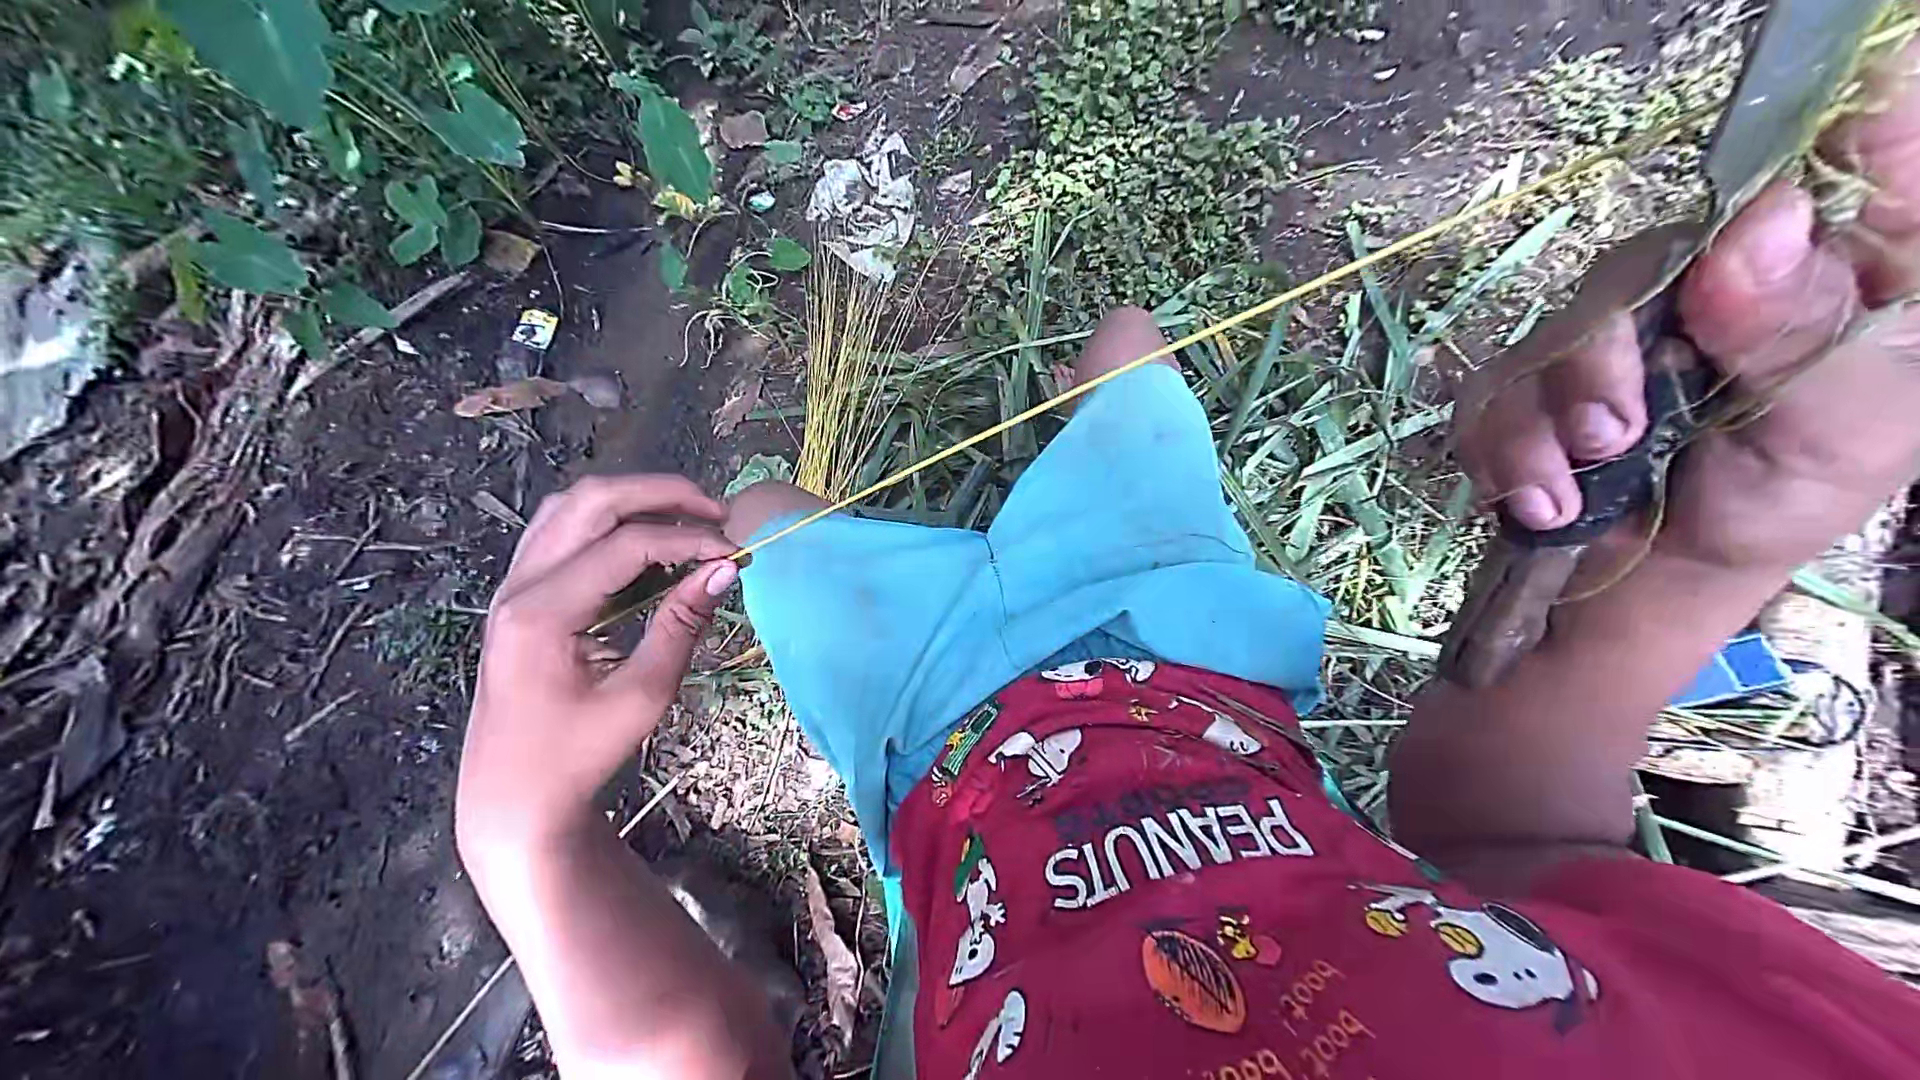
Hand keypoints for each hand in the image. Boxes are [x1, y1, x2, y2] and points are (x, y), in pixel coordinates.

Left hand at [456, 475, 738, 861]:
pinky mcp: (522, 592)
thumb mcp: (642, 695)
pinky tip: (649, 542)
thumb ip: (682, 624)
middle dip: (661, 494)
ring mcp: (514, 584)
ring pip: (573, 506)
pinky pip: (565, 531)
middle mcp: (519, 584)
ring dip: (634, 500)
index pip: (627, 545)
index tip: (736, 554)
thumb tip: (725, 570)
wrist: (512, 795)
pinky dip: (612, 522)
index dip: (690, 540)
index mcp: (541, 613)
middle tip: (716, 511)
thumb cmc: (578, 754)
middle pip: (592, 500)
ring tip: (688, 518)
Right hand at [1460, 42, 1919, 574]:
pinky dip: (1499, 458)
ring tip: (1565, 495)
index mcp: (1813, 281)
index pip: (1848, 168)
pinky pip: (1483, 405)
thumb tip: (1759, 223)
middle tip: (1610, 437)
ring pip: (1540, 348)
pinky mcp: (1519, 393)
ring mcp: (1594, 345)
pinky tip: (1533, 500)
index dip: (1841, 130)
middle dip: (1598, 364)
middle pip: (1632, 273)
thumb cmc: (1768, 502)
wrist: (1647, 575)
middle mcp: (1696, 294)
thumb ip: (1803, 332)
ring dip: (1539, 430)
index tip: (1845, 101)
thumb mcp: (1834, 431)